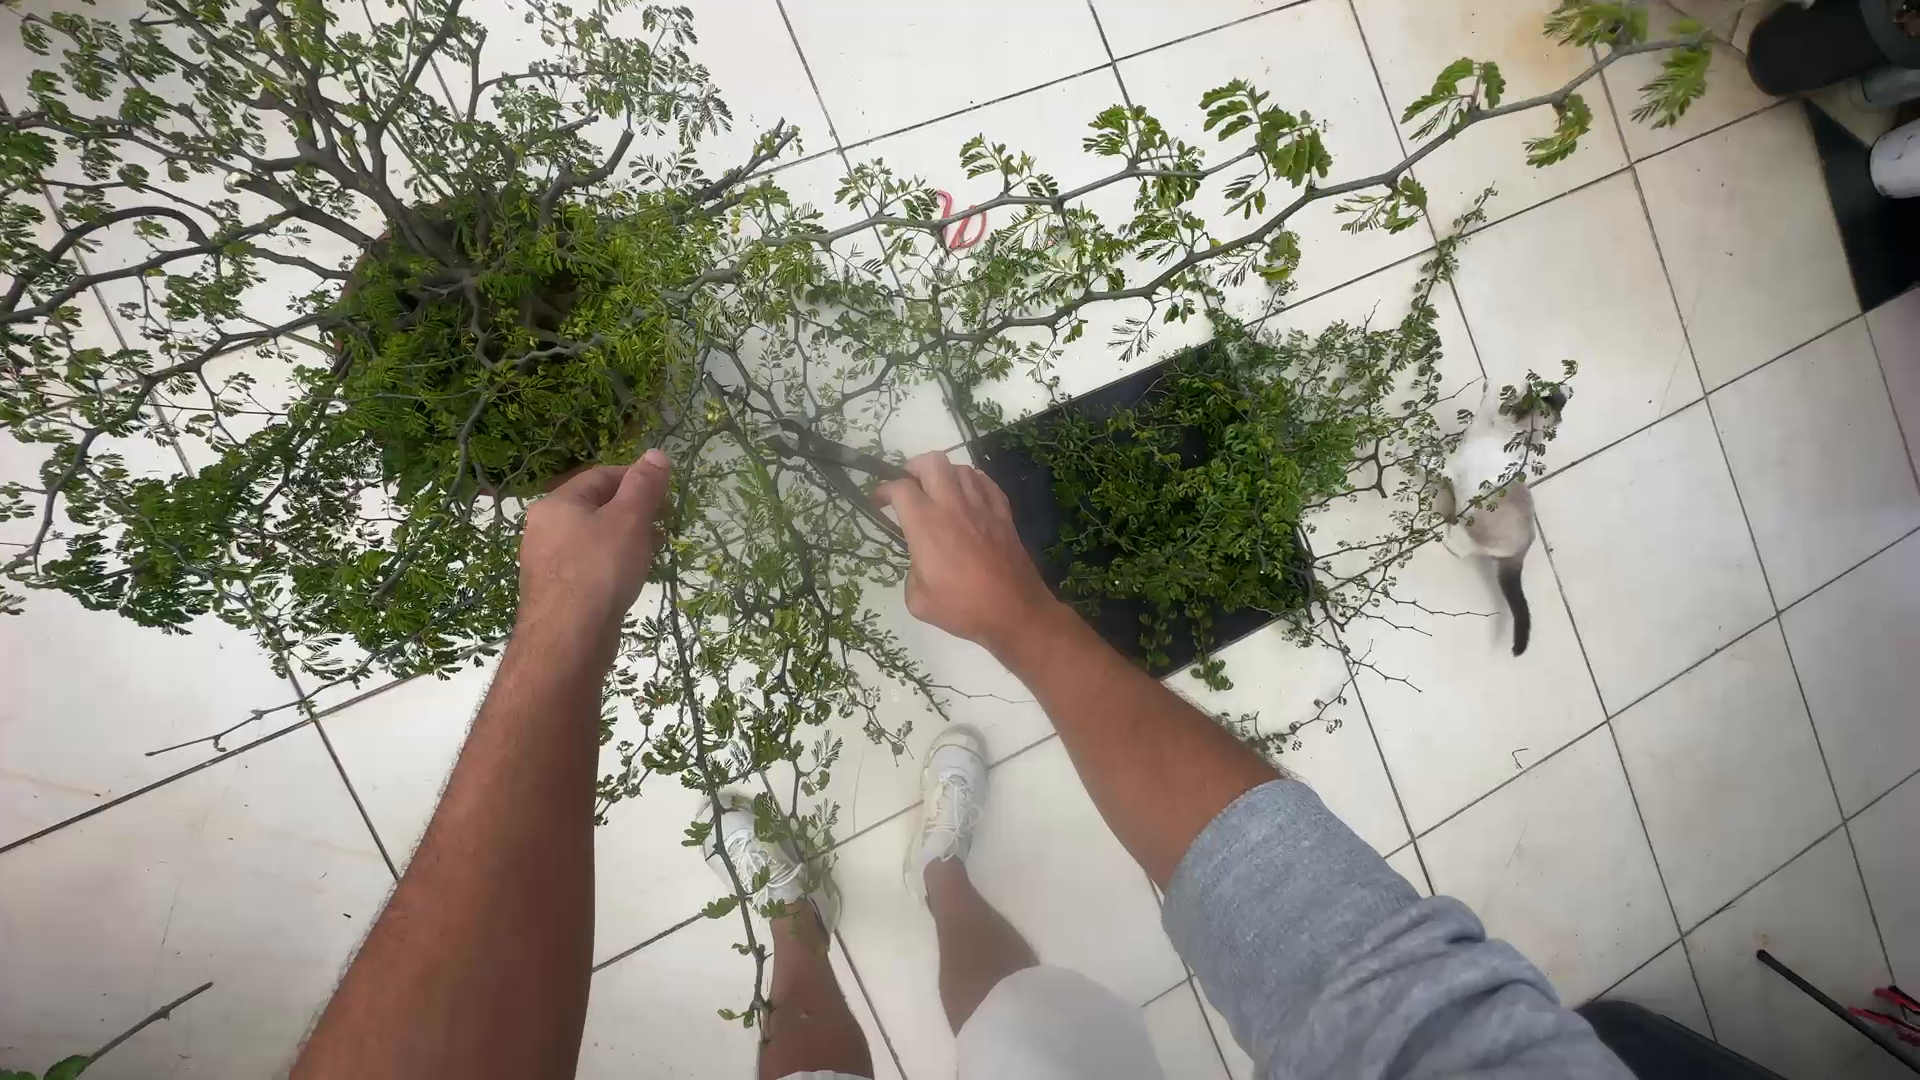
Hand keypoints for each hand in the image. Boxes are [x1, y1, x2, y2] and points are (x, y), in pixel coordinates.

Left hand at [517, 449, 672, 636]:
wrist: (568, 637)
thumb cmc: (600, 569)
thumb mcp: (630, 520)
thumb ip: (645, 486)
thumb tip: (656, 454)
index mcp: (557, 504)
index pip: (599, 476)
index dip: (634, 477)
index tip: (664, 491)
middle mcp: (545, 528)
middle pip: (595, 506)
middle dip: (633, 510)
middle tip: (663, 520)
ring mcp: (548, 562)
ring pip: (594, 537)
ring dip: (626, 537)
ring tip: (655, 548)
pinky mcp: (558, 590)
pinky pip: (590, 564)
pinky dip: (614, 562)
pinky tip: (633, 575)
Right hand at [875, 452, 1062, 656]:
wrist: (1015, 612)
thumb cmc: (964, 609)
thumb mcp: (919, 601)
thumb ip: (912, 573)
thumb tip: (921, 562)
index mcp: (926, 526)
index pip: (900, 488)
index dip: (883, 490)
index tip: (878, 501)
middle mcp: (952, 506)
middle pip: (931, 462)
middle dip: (913, 467)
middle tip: (908, 485)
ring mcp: (982, 506)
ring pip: (960, 468)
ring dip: (944, 473)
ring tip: (938, 490)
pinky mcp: (1003, 513)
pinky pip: (985, 482)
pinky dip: (972, 481)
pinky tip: (967, 496)